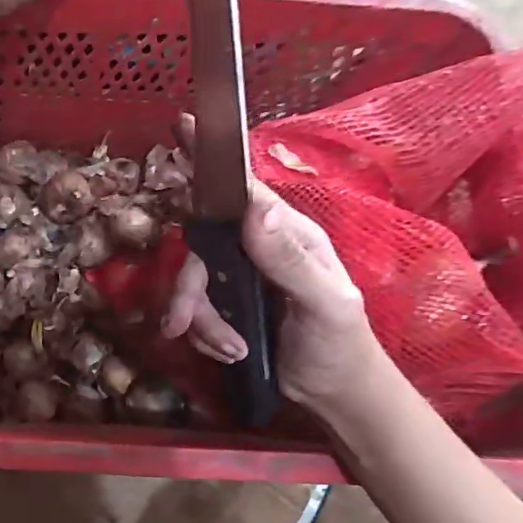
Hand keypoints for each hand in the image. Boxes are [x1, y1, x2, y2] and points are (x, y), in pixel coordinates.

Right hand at [160, 176, 379, 409]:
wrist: (333, 393)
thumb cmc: (340, 343)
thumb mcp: (324, 303)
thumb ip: (290, 259)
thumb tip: (255, 210)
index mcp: (286, 233)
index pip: (245, 190)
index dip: (212, 162)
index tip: (183, 129)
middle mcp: (256, 248)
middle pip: (201, 248)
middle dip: (190, 291)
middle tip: (181, 325)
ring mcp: (239, 278)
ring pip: (193, 284)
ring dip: (202, 322)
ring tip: (230, 351)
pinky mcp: (225, 308)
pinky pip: (195, 311)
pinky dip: (203, 336)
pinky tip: (228, 354)